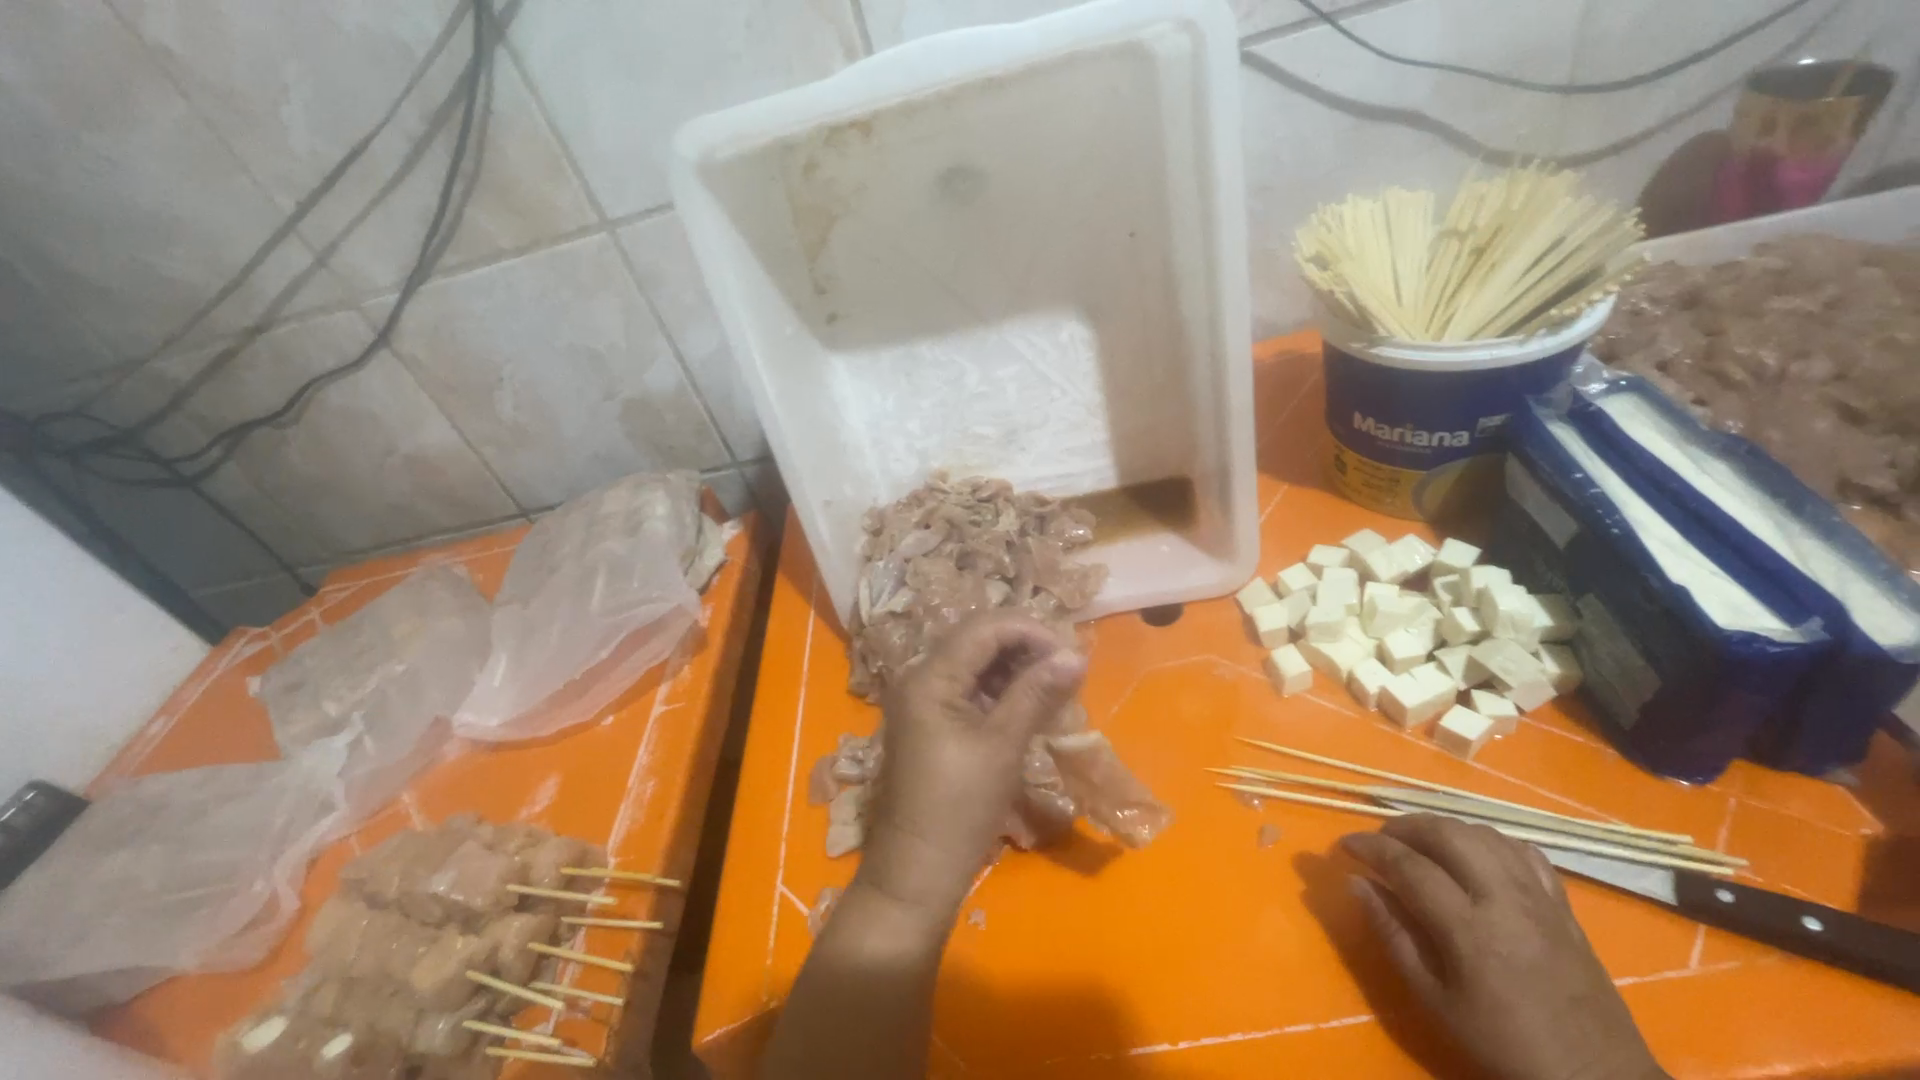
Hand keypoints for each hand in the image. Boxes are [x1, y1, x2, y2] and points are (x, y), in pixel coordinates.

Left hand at [857, 612, 1086, 918]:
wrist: (916, 871)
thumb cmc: (958, 808)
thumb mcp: (1002, 746)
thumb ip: (1036, 693)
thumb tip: (1076, 654)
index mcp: (928, 677)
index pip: (984, 628)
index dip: (1031, 632)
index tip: (1071, 657)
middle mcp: (919, 678)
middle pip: (977, 640)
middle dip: (1025, 648)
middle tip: (1067, 673)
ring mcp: (922, 701)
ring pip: (975, 664)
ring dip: (1016, 670)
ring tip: (1055, 691)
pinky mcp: (930, 724)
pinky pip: (968, 690)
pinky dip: (1001, 693)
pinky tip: (1030, 709)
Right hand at [1343, 816, 1669, 1079]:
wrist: (1592, 1076)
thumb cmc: (1501, 1042)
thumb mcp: (1434, 1000)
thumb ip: (1392, 935)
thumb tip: (1357, 884)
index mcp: (1469, 928)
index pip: (1408, 866)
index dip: (1370, 848)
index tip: (1343, 845)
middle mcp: (1504, 898)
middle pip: (1448, 833)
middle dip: (1405, 826)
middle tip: (1379, 841)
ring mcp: (1539, 897)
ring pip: (1485, 833)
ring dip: (1445, 829)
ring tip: (1421, 845)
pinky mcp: (1563, 905)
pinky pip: (1523, 852)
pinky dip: (1490, 842)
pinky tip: (1476, 857)